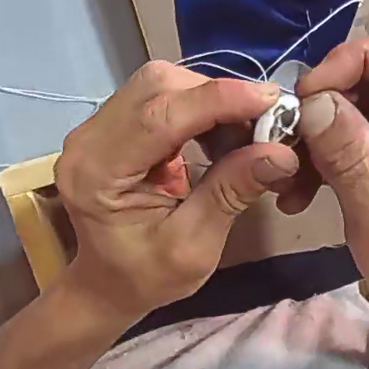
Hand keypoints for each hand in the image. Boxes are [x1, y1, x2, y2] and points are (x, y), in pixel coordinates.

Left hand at [54, 61, 299, 321]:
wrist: (107, 284)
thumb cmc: (145, 277)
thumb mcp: (193, 247)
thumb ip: (231, 193)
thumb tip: (282, 152)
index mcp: (96, 174)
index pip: (158, 117)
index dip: (218, 100)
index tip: (271, 100)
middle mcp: (87, 139)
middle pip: (158, 88)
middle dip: (217, 98)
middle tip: (263, 125)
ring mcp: (96, 127)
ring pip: (161, 84)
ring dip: (210, 101)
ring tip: (243, 135)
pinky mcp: (112, 124)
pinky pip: (159, 96)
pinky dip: (198, 108)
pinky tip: (219, 136)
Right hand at [283, 25, 368, 331]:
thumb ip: (351, 157)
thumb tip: (311, 102)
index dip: (351, 60)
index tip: (306, 97)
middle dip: (325, 101)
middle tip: (287, 137)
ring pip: (356, 97)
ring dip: (316, 131)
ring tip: (289, 174)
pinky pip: (351, 125)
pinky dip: (321, 150)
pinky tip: (300, 188)